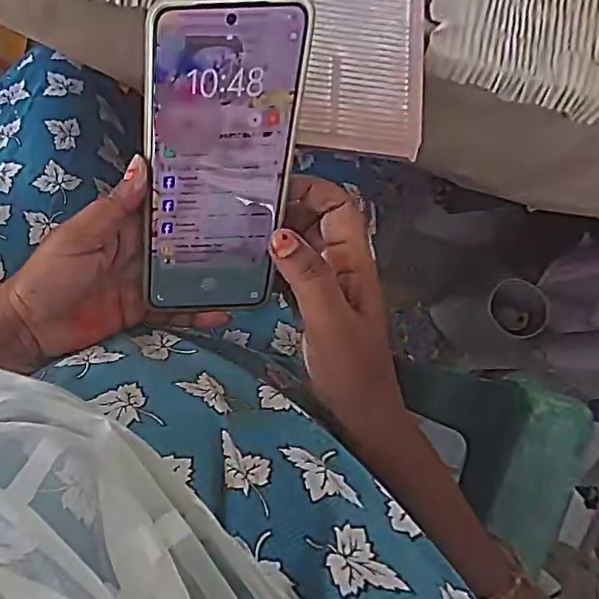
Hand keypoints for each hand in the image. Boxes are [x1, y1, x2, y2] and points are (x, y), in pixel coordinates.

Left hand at [0, 155, 224, 370]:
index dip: (187, 194)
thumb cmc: (48, 275)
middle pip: (178, 242)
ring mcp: (138, 283)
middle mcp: (133, 252)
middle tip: (252, 230)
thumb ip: (114, 207)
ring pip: (181, 276)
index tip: (223, 180)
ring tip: (246, 273)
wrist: (31, 327)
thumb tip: (142, 165)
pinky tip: (221, 311)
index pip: (159, 206)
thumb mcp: (80, 236)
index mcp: (118, 226)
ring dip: (209, 276)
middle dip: (210, 236)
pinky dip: (195, 312)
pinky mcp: (139, 312)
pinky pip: (172, 310)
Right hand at [268, 176, 405, 444]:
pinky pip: (291, 271)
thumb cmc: (351, 369)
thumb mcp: (328, 318)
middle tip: (245, 211)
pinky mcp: (311, 305)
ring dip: (276, 234)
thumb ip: (306, 275)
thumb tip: (278, 233)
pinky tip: (249, 268)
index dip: (311, 189)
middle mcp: (341, 267)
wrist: (359, 411)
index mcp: (354, 263)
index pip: (339, 206)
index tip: (271, 187)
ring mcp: (326, 286)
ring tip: (239, 233)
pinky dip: (272, 263)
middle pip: (318, 219)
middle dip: (286, 208)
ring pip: (302, 244)